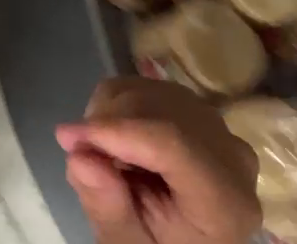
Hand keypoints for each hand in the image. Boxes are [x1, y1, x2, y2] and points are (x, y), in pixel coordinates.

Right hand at [56, 78, 261, 243]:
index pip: (172, 143)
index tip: (66, 138)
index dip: (116, 132)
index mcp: (226, 201)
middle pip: (158, 111)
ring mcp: (217, 128)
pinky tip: (117, 141)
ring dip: (109, 115)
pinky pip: (145, 86)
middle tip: (78, 154)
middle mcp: (231, 155)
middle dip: (107, 125)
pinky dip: (116, 105)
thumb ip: (108, 210)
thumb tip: (80, 157)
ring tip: (102, 156)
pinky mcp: (197, 111)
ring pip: (148, 91)